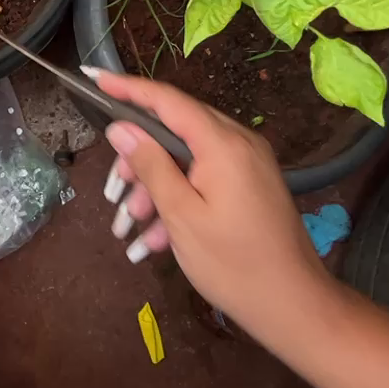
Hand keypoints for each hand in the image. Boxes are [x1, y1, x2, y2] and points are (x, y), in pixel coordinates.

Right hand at [93, 69, 333, 331]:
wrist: (295, 310)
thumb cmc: (234, 264)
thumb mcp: (181, 214)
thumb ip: (150, 164)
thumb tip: (120, 128)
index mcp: (222, 143)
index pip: (166, 100)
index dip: (127, 87)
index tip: (93, 77)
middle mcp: (237, 143)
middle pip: (171, 131)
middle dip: (136, 159)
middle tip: (112, 190)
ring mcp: (245, 165)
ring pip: (182, 159)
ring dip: (152, 189)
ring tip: (129, 227)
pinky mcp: (247, 186)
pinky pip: (200, 178)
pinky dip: (175, 201)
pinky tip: (153, 239)